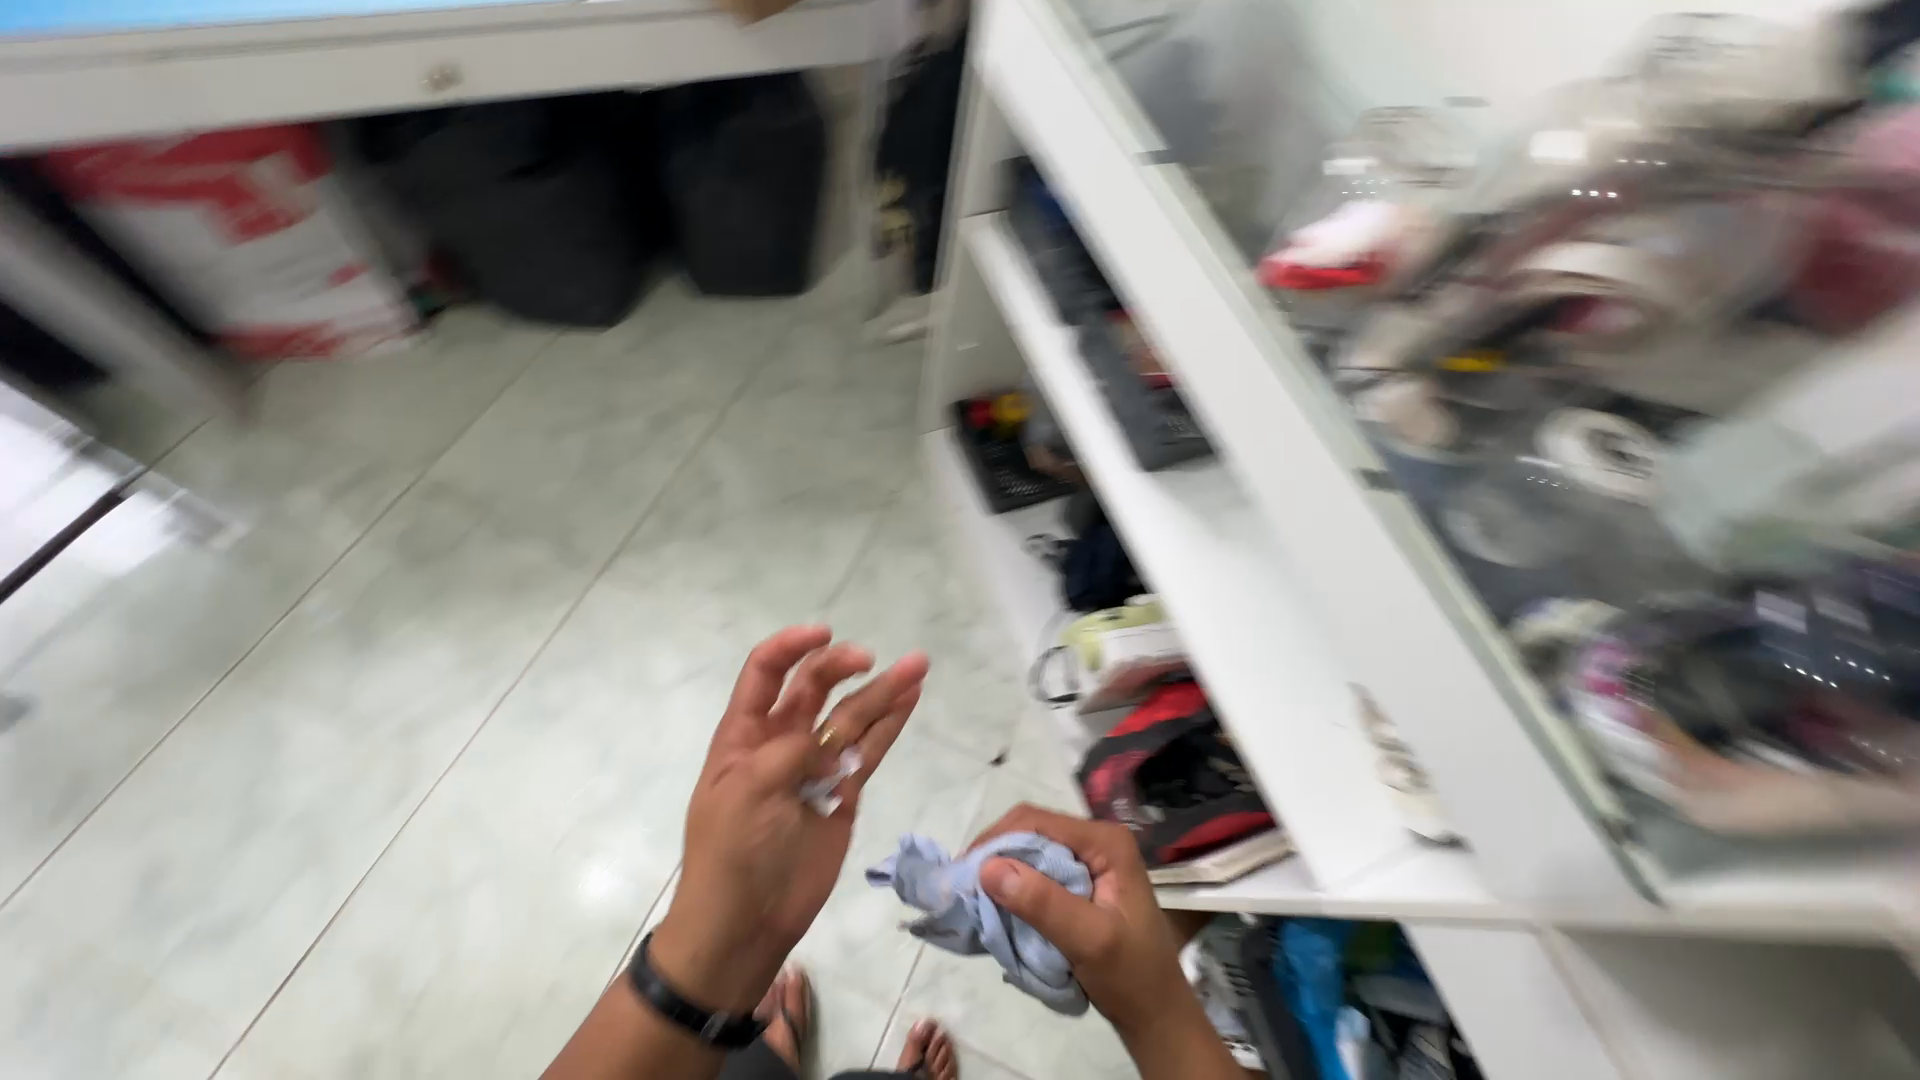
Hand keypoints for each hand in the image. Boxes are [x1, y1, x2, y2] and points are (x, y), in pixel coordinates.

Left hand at [652, 626, 928, 1012]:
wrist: (744, 924)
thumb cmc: (730, 853)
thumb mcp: (746, 792)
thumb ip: (791, 752)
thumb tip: (831, 738)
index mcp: (744, 733)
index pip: (766, 672)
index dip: (791, 647)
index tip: (825, 634)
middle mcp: (781, 740)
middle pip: (815, 687)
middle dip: (842, 666)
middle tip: (871, 660)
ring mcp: (816, 766)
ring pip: (852, 717)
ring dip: (883, 691)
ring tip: (917, 666)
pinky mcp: (843, 792)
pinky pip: (870, 750)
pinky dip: (890, 725)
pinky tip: (910, 699)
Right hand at [971, 804, 1191, 1044]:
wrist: (1158, 1014)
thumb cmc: (1131, 976)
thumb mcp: (1089, 940)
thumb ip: (1043, 902)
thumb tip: (988, 868)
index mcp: (1105, 841)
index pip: (1036, 821)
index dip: (996, 840)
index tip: (964, 872)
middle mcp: (1097, 840)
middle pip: (1031, 830)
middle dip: (995, 854)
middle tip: (964, 885)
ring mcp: (1090, 859)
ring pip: (1032, 850)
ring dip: (1003, 870)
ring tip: (975, 895)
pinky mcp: (1081, 880)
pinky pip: (1039, 870)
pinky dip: (1016, 885)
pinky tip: (999, 905)